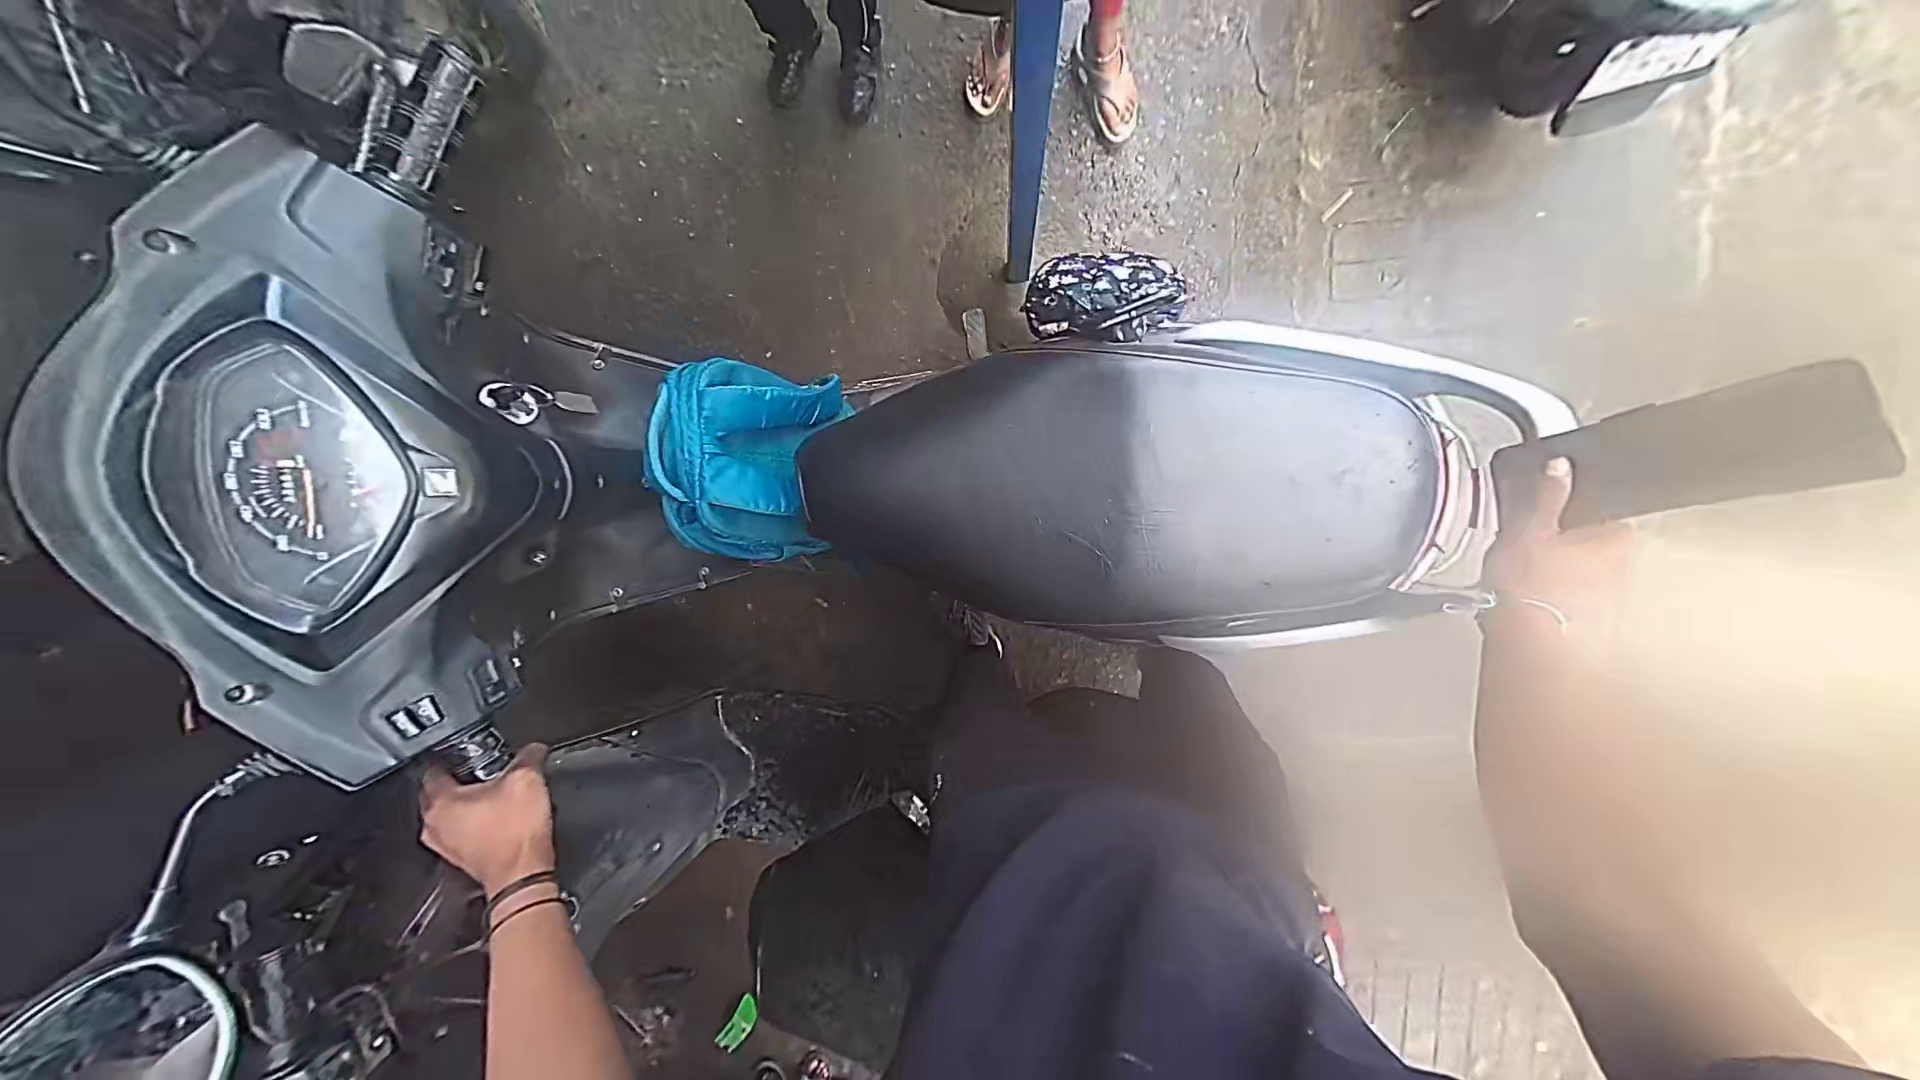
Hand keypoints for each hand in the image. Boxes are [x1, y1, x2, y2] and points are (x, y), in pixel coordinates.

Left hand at [419, 744, 555, 896]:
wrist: (522, 872)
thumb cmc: (517, 830)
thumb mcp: (528, 778)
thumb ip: (528, 756)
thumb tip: (533, 749)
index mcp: (441, 803)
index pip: (433, 772)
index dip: (448, 757)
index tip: (460, 752)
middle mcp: (435, 825)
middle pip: (435, 795)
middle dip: (454, 780)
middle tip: (477, 769)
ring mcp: (445, 844)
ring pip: (446, 815)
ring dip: (464, 803)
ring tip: (490, 792)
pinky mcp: (460, 857)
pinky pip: (459, 831)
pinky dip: (472, 821)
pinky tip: (496, 816)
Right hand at [1483, 457, 1634, 638]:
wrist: (1531, 643)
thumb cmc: (1532, 585)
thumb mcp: (1528, 528)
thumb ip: (1546, 494)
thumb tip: (1560, 465)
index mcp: (1617, 534)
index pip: (1600, 507)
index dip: (1568, 508)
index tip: (1541, 512)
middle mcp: (1624, 564)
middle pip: (1588, 540)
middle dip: (1558, 541)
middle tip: (1520, 546)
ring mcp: (1609, 595)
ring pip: (1578, 570)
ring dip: (1551, 570)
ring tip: (1514, 577)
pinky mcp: (1590, 619)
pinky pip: (1567, 597)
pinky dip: (1546, 594)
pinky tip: (1520, 599)